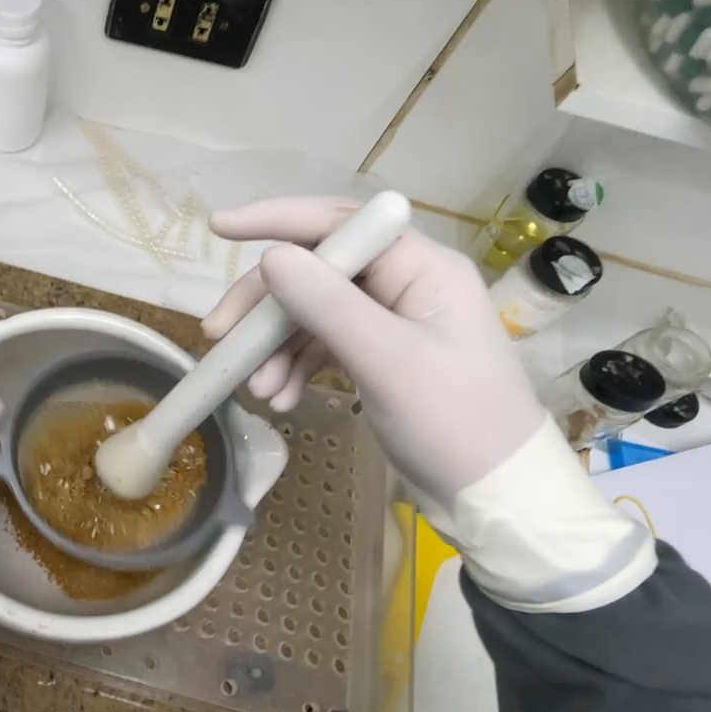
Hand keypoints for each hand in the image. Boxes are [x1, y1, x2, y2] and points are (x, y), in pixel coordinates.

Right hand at [203, 196, 543, 507]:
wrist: (492, 491)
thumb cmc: (454, 421)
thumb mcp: (388, 361)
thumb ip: (328, 306)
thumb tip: (270, 257)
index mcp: (420, 268)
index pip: (338, 224)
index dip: (276, 220)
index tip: (218, 228)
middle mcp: (402, 283)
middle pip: (313, 272)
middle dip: (264, 306)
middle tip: (218, 338)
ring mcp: (387, 320)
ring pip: (309, 312)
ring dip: (274, 347)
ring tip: (258, 390)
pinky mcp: (376, 353)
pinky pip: (319, 345)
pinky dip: (293, 368)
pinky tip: (281, 398)